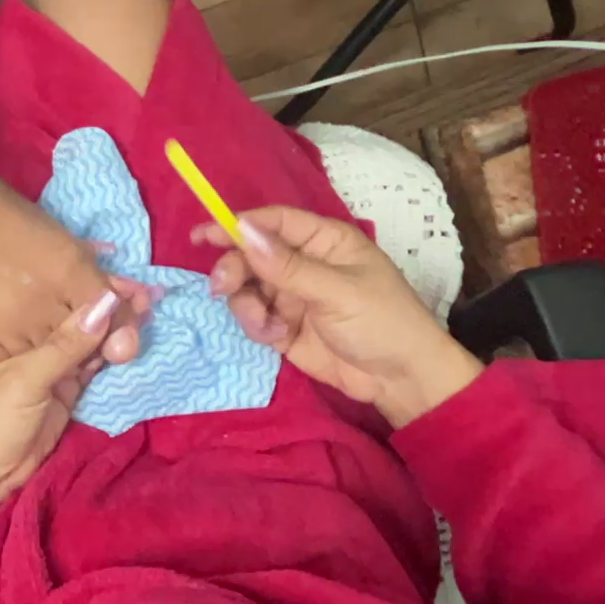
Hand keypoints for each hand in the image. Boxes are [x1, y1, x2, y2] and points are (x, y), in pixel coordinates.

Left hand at [0, 287, 124, 517]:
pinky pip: (93, 364)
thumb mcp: (26, 380)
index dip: (91, 289)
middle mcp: (30, 340)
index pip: (55, 299)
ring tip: (147, 312)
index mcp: (8, 327)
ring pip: (89, 340)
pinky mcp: (64, 388)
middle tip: (146, 298)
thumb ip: (66, 345)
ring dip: (116, 329)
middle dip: (111, 308)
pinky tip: (132, 341)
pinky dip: (112, 355)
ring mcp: (48, 364)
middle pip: (77, 317)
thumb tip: (107, 303)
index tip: (127, 286)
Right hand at [195, 206, 481, 426]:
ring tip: (267, 325)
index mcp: (324, 241)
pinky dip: (257, 327)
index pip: (273, 223)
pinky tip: (277, 337)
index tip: (203, 235)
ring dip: (246, 305)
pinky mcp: (284, 327)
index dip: (237, 226)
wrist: (401, 380)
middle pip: (252, 255)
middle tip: (220, 288)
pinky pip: (254, 318)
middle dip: (234, 270)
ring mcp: (293, 296)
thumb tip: (243, 231)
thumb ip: (286, 266)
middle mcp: (304, 263)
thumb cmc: (382, 322)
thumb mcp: (336, 291)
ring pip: (248, 289)